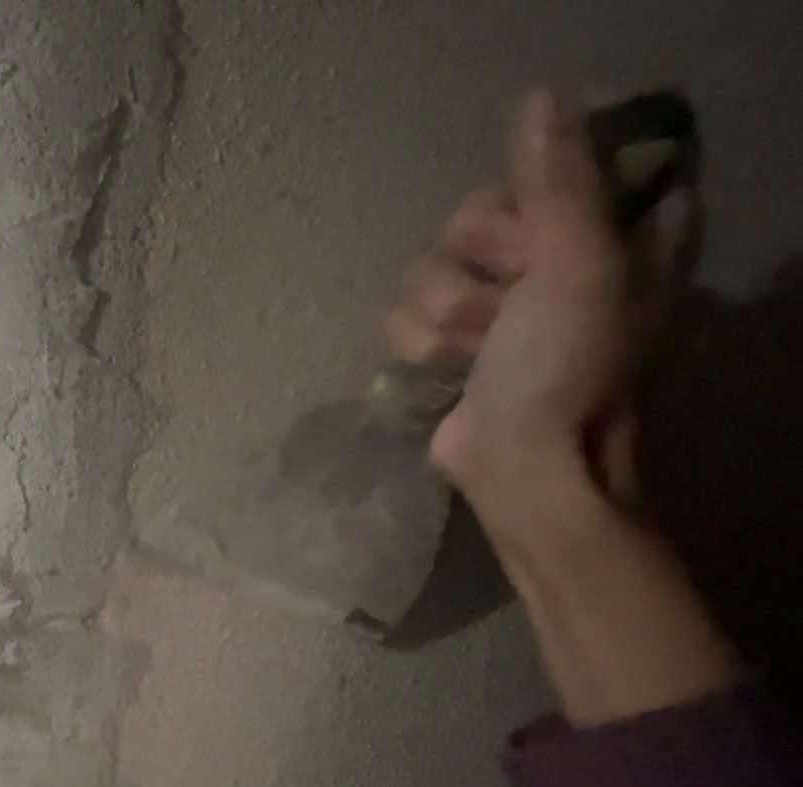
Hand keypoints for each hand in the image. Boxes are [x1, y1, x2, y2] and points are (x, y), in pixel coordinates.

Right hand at [384, 91, 698, 526]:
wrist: (524, 461)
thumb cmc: (568, 369)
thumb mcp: (574, 267)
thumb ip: (555, 181)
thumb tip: (540, 95)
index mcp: (612, 224)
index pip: (552, 164)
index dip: (529, 194)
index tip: (534, 231)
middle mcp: (555, 252)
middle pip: (471, 215)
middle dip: (477, 267)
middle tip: (511, 304)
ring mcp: (499, 297)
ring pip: (427, 269)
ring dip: (448, 317)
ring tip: (483, 351)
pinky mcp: (452, 334)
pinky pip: (403, 313)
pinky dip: (423, 346)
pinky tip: (455, 367)